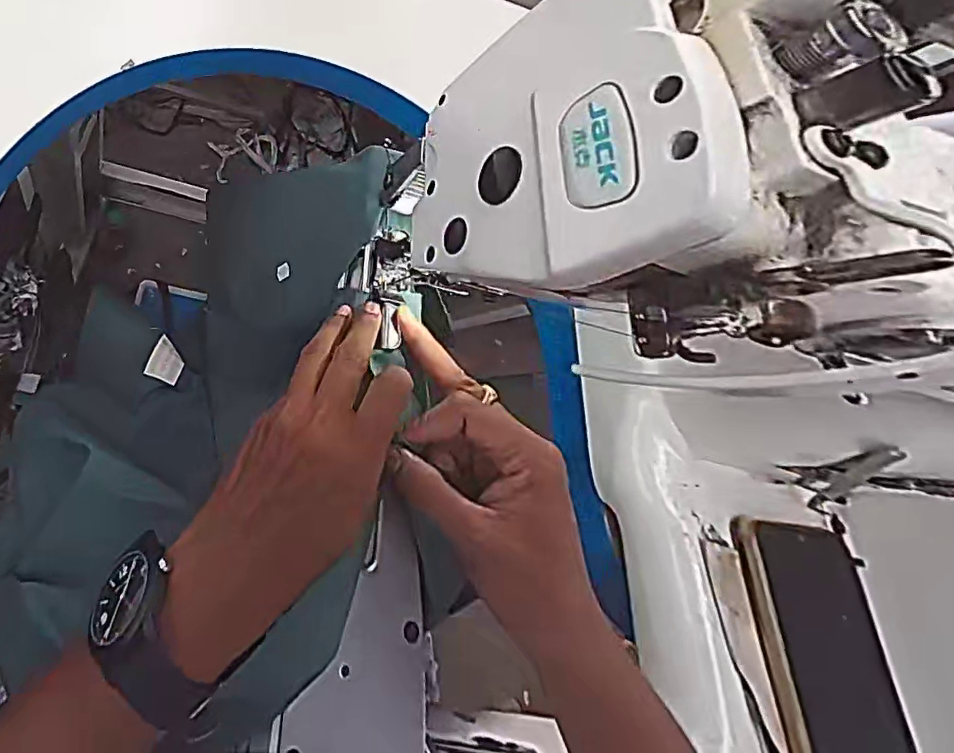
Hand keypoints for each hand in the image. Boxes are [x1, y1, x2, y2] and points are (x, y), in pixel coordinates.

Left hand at [159, 303, 412, 681]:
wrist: (240, 552)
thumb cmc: (299, 546)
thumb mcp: (358, 507)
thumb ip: (371, 459)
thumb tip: (377, 433)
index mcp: (355, 446)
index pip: (389, 387)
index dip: (400, 375)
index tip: (401, 373)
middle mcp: (323, 420)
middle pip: (349, 357)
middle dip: (365, 330)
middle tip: (373, 314)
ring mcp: (290, 413)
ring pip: (314, 357)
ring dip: (332, 331)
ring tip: (343, 315)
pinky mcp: (267, 416)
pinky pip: (293, 380)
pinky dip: (308, 362)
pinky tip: (315, 360)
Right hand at [387, 309, 607, 663]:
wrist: (558, 624)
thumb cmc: (535, 588)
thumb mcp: (472, 535)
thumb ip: (428, 489)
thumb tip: (395, 457)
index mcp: (529, 455)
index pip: (470, 412)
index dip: (430, 423)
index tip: (404, 443)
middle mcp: (523, 450)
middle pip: (469, 400)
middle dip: (432, 367)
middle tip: (407, 329)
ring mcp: (511, 463)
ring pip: (460, 427)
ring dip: (430, 435)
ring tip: (403, 445)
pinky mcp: (500, 479)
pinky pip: (460, 453)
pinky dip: (436, 457)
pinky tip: (418, 465)